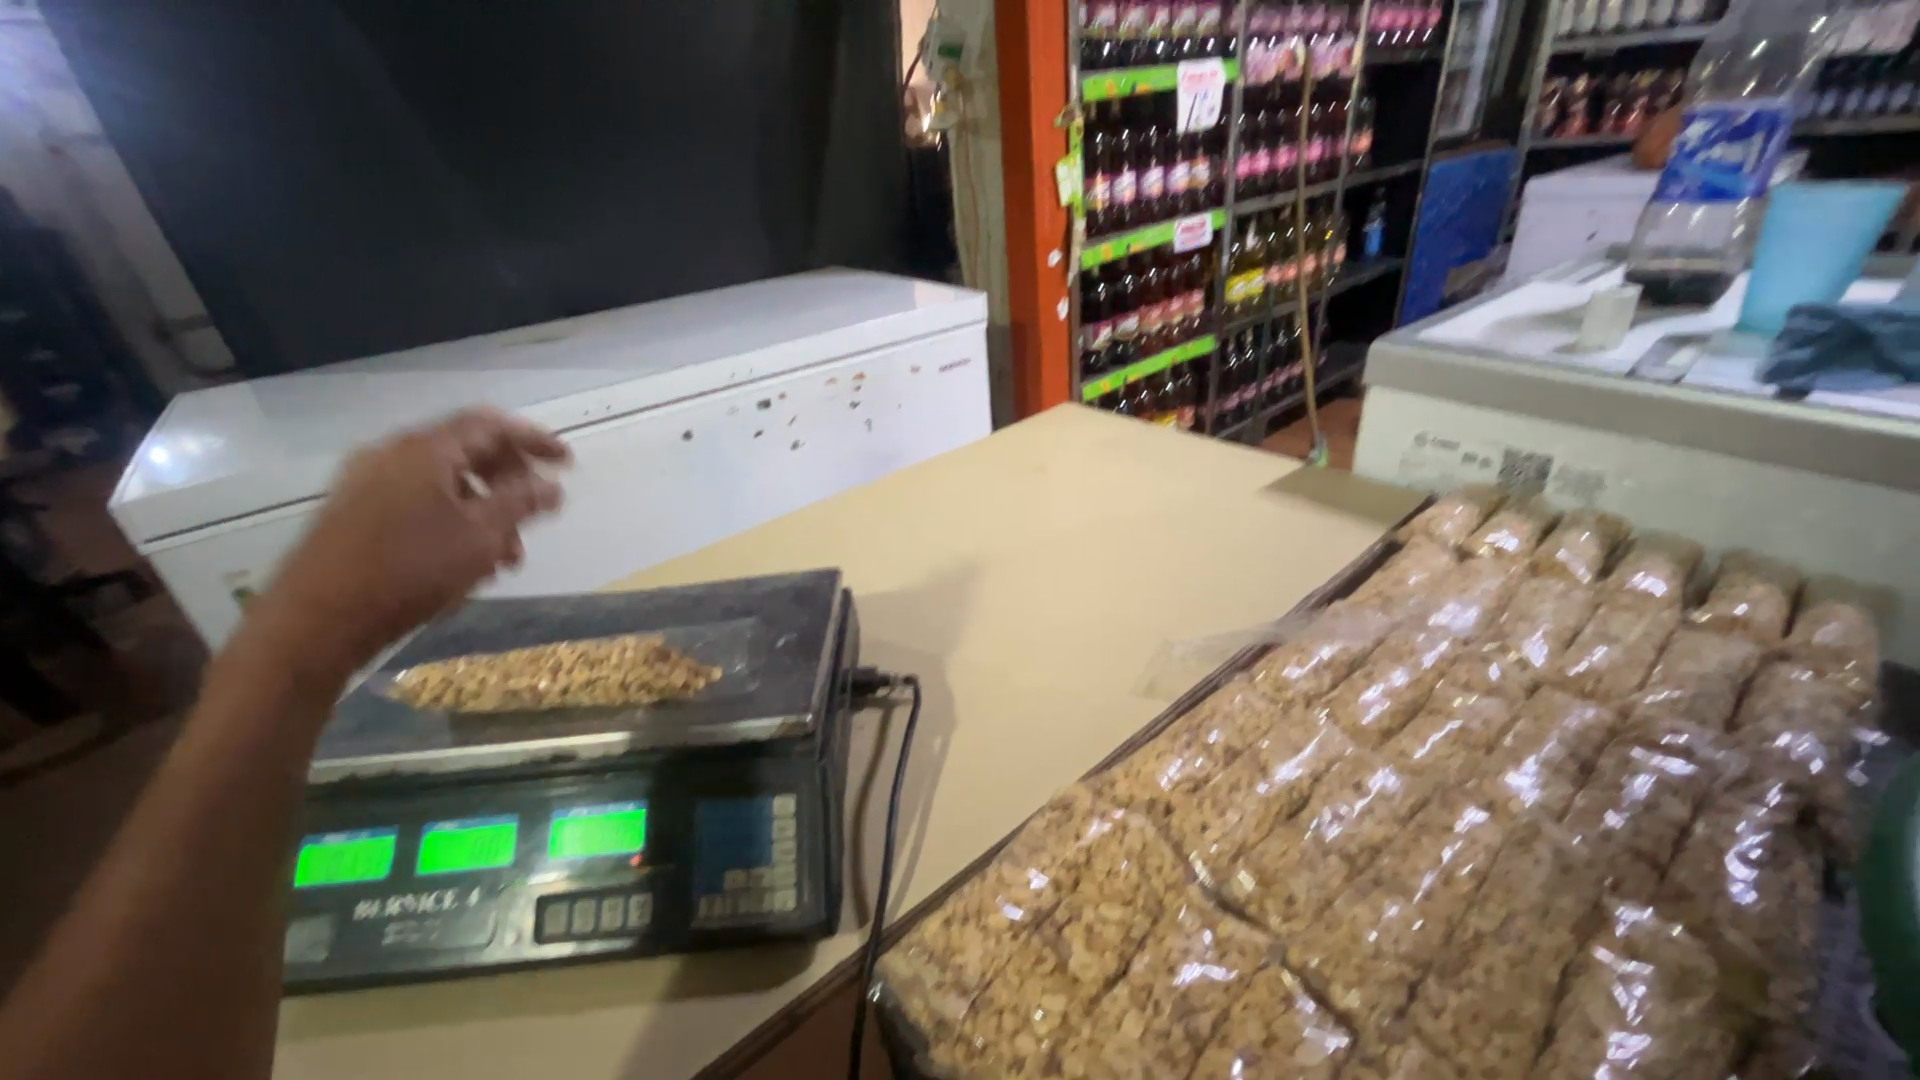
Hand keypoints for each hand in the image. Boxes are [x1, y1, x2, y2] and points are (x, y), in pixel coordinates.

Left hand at [242, 408, 569, 681]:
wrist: (317, 620)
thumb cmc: (410, 569)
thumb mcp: (482, 535)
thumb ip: (522, 502)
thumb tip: (552, 485)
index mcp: (424, 450)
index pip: (490, 425)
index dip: (534, 439)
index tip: (567, 463)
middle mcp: (391, 455)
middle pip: (467, 451)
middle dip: (511, 482)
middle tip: (538, 513)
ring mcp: (366, 484)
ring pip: (444, 484)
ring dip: (485, 510)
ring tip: (507, 554)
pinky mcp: (353, 514)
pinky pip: (419, 503)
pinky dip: (454, 521)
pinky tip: (466, 561)